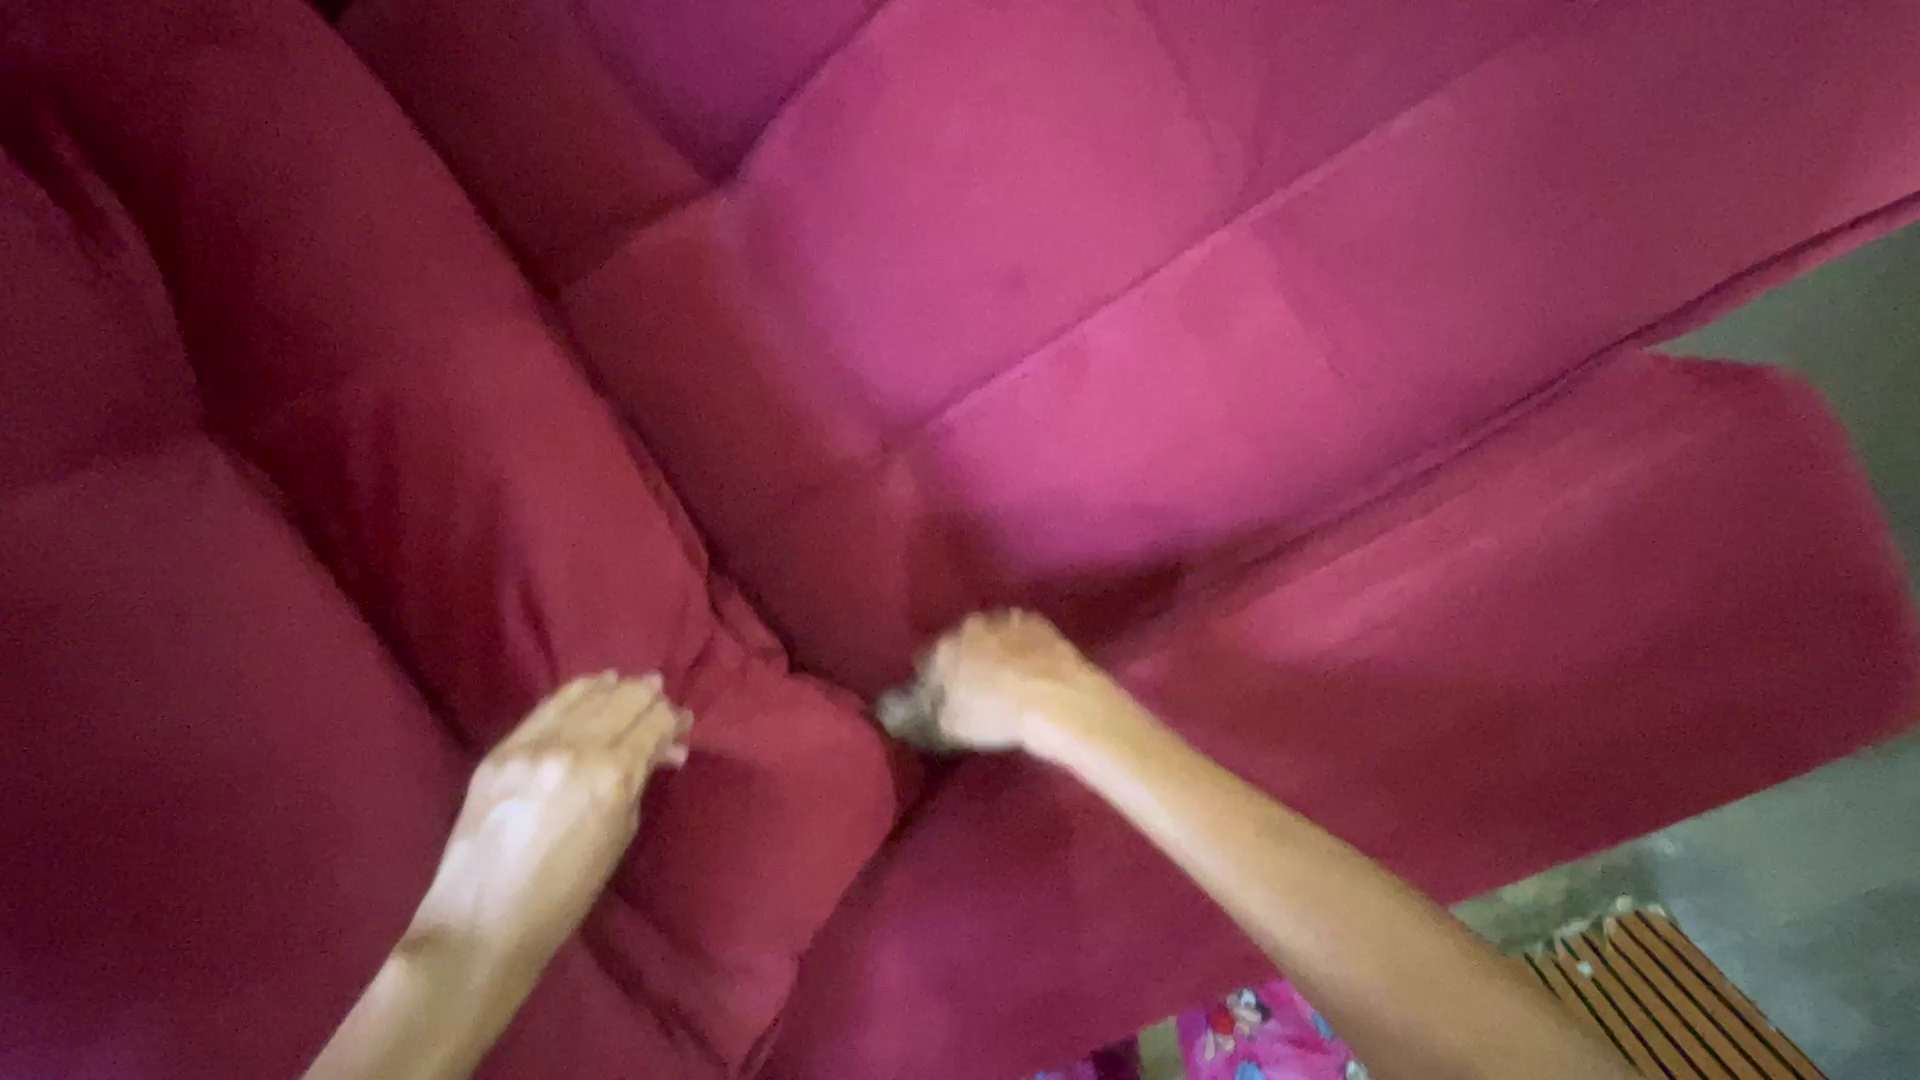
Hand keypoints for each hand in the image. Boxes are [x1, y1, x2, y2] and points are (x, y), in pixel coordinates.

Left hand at [409, 673, 690, 964]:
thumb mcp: (621, 833)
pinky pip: (551, 704)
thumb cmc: (567, 892)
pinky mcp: (503, 749)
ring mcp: (534, 745)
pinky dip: (581, 692)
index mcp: (613, 775)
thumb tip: (664, 750)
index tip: (682, 728)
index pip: (656, 721)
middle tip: (661, 711)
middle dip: (652, 699)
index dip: (675, 721)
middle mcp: (577, 748)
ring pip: (590, 692)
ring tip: (632, 690)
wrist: (483, 921)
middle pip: (628, 697)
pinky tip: (596, 689)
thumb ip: (640, 781)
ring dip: (619, 689)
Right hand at [884, 610, 1138, 755]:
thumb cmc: (996, 714)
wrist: (1056, 698)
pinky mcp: (1038, 622)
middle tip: (974, 687)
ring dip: (993, 649)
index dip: (932, 681)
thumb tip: (923, 710)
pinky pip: (1020, 633)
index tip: (940, 697)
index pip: (925, 662)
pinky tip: (1030, 667)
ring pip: (990, 634)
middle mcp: (970, 625)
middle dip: (963, 660)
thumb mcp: (953, 726)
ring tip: (1005, 676)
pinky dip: (1021, 646)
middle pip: (959, 642)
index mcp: (943, 649)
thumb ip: (932, 714)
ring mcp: (1005, 619)